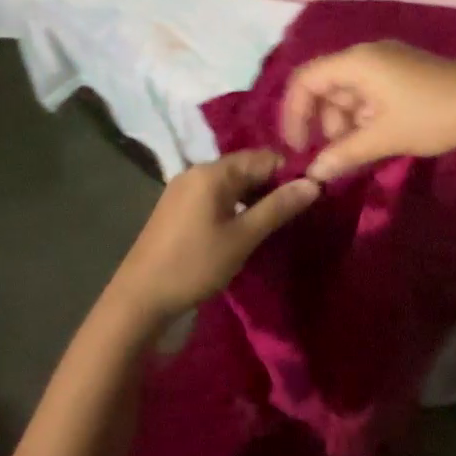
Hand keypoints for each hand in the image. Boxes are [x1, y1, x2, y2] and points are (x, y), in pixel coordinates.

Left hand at [109, 150, 319, 318]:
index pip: (264, 157)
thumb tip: (314, 183)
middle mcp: (196, 171)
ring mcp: (183, 189)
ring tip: (278, 221)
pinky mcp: (177, 208)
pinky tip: (247, 227)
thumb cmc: (195, 265)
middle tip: (299, 211)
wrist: (141, 298)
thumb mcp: (243, 238)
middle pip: (247, 167)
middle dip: (274, 185)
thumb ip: (278, 207)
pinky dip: (236, 206)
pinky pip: (216, 196)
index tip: (313, 195)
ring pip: (232, 183)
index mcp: (212, 172)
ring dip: (256, 198)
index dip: (291, 173)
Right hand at [281, 41, 455, 180]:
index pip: (306, 80)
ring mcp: (390, 63)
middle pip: (328, 86)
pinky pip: (372, 94)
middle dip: (325, 123)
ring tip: (360, 152)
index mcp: (358, 62)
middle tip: (337, 155)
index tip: (298, 148)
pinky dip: (367, 118)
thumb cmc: (432, 117)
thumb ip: (345, 153)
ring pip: (351, 93)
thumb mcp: (384, 137)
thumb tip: (314, 172)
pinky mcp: (406, 75)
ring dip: (347, 124)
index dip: (294, 114)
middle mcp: (369, 55)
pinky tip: (379, 140)